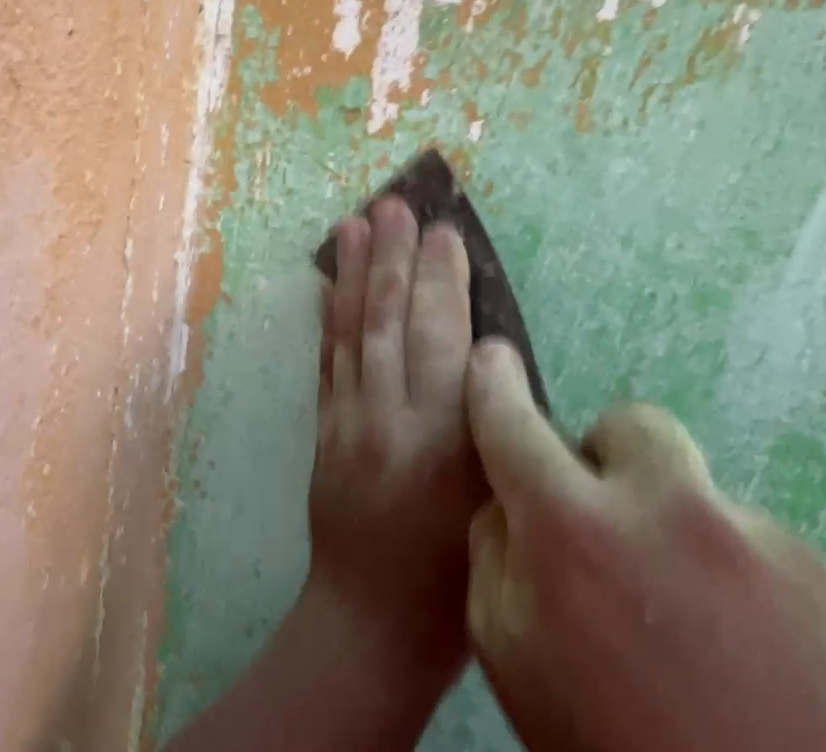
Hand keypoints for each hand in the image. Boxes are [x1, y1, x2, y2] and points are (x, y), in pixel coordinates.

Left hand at [166, 198, 484, 751]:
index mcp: (448, 440)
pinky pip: (328, 364)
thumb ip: (491, 426)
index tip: (445, 232)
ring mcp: (350, 423)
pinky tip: (329, 286)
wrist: (373, 621)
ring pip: (354, 334)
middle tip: (396, 204)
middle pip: (394, 324)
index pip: (444, 339)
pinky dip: (330, 320)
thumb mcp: (501, 502)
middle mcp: (392, 420)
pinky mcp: (324, 433)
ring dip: (354, 275)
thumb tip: (488, 352)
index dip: (442, 281)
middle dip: (395, 260)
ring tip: (355, 224)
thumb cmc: (460, 577)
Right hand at [463, 342, 825, 751]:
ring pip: (704, 503)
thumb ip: (494, 554)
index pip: (513, 422)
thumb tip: (510, 502)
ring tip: (692, 624)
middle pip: (633, 426)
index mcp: (575, 528)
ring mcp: (774, 546)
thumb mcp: (505, 650)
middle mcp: (675, 513)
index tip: (491, 355)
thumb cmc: (604, 740)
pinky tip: (750, 658)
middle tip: (605, 520)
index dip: (492, 384)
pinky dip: (751, 591)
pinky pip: (774, 562)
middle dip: (606, 456)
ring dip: (683, 537)